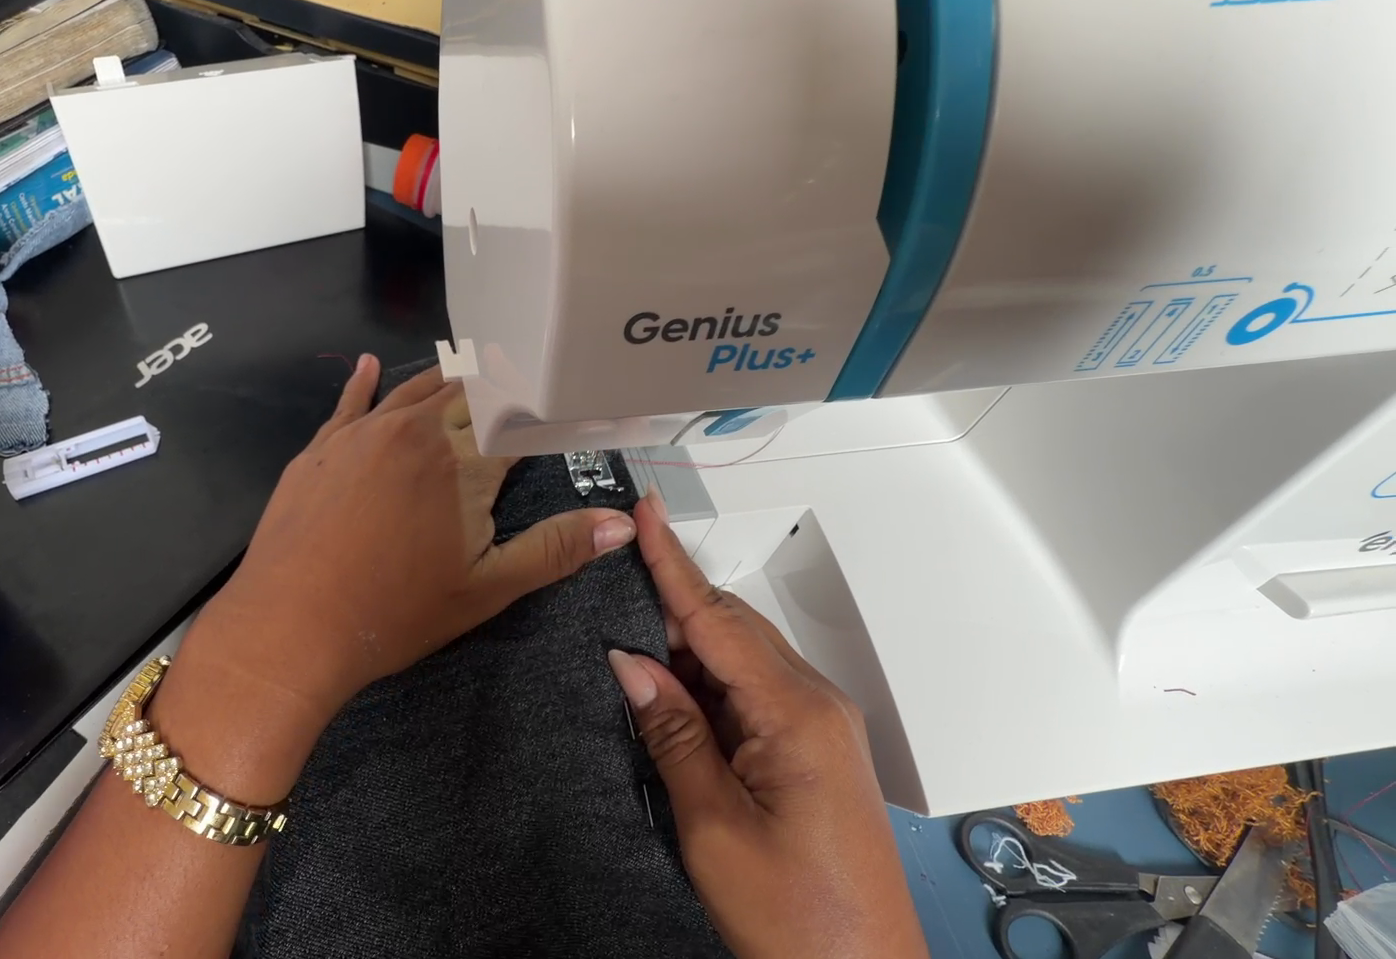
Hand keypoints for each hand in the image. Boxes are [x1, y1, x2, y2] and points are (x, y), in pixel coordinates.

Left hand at [151, 357, 637, 799]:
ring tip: (470, 362)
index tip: (572, 407)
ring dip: (446, 378)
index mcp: (466, 463)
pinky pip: (349, 403)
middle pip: (469, 394)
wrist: (291, 625)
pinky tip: (368, 364)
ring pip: (414, 390)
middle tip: (522, 376)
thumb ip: (555, 549)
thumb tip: (622, 522)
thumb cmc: (395, 612)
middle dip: (502, 386)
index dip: (549, 414)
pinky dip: (364, 382)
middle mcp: (418, 432)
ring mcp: (363, 434)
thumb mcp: (487, 589)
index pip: (520, 422)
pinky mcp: (322, 448)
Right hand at [606, 495, 928, 958]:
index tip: (646, 511)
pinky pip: (747, 690)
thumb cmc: (799, 919)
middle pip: (727, 627)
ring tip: (634, 665)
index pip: (716, 617)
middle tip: (611, 607)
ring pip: (735, 657)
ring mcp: (817, 724)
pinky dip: (705, 686)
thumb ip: (672, 732)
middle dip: (668, 611)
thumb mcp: (713, 826)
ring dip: (683, 654)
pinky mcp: (810, 746)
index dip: (671, 562)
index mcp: (795, 714)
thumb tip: (630, 663)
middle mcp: (814, 703)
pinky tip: (672, 702)